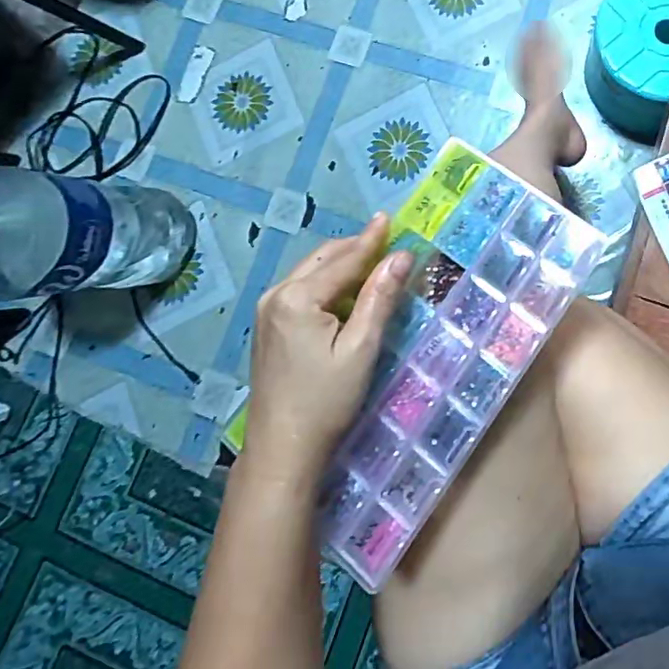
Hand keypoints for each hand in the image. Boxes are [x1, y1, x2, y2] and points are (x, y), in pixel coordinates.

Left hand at [246, 214, 411, 485]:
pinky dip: (327, 281)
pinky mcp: (268, 324)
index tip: (389, 218)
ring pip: (311, 271)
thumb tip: (401, 257)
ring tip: (372, 258)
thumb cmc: (326, 401)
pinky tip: (345, 288)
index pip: (344, 261)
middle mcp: (276, 294)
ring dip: (341, 263)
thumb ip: (380, 298)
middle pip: (323, 259)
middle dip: (355, 247)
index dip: (370, 241)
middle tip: (386, 237)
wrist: (282, 449)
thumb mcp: (361, 349)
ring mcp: (267, 309)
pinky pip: (301, 287)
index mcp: (297, 298)